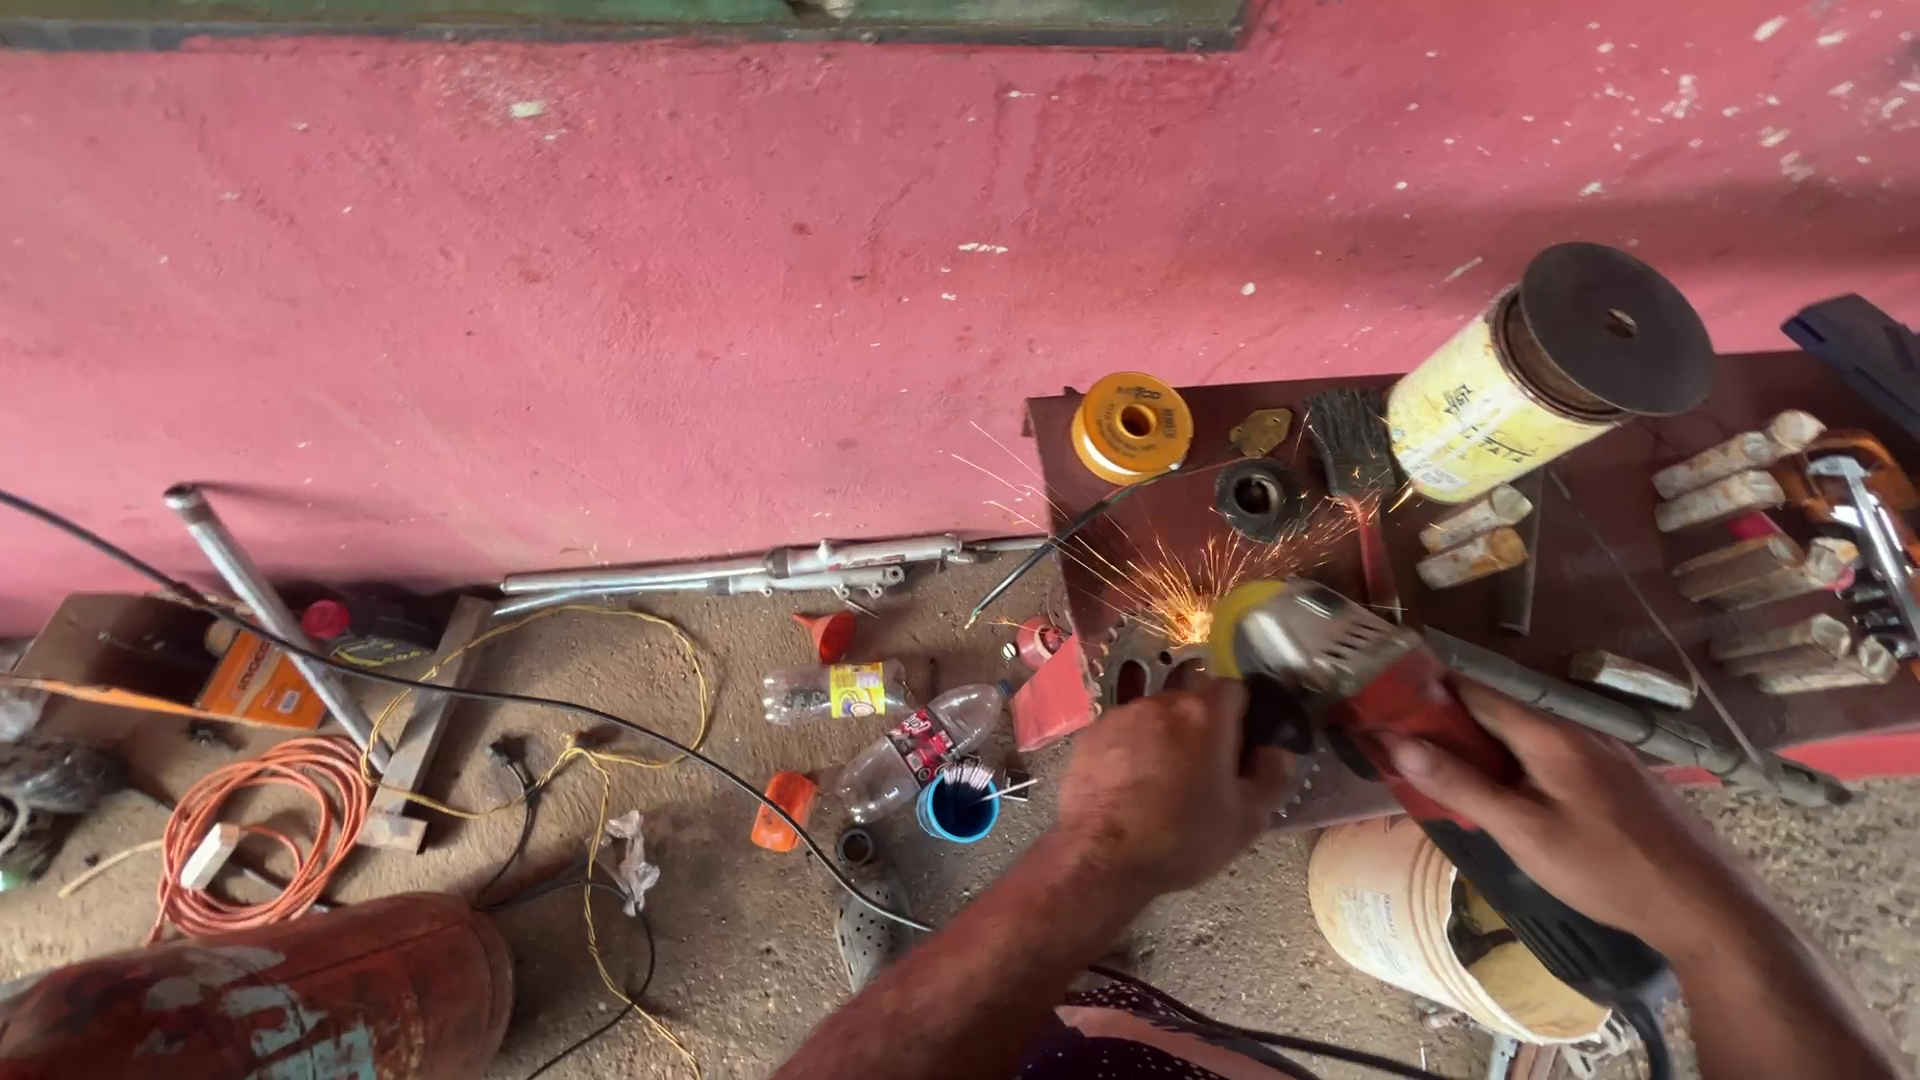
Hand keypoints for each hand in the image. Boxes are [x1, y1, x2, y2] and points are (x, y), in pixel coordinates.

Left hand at [1052, 678, 1293, 897]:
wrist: (1103, 854)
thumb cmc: (1183, 837)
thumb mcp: (1246, 819)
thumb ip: (1271, 778)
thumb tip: (1276, 752)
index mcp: (1204, 714)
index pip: (1232, 688)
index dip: (1240, 712)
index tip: (1239, 740)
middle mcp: (1161, 702)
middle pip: (1189, 698)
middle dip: (1200, 723)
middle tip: (1202, 765)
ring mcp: (1121, 714)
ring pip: (1153, 713)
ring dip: (1162, 733)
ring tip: (1161, 776)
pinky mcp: (1091, 732)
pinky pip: (1121, 730)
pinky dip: (1129, 745)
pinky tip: (1128, 780)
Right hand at [1383, 680, 1762, 961]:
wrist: (1716, 916)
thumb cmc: (1607, 869)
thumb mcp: (1520, 830)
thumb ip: (1458, 784)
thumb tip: (1395, 742)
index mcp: (1549, 734)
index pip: (1472, 690)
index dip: (1426, 690)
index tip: (1385, 700)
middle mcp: (1577, 732)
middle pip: (1497, 713)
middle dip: (1448, 724)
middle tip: (1406, 747)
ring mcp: (1604, 756)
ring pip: (1525, 738)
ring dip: (1482, 747)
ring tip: (1448, 774)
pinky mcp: (1621, 781)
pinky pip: (1552, 758)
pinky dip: (1516, 765)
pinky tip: (1510, 798)